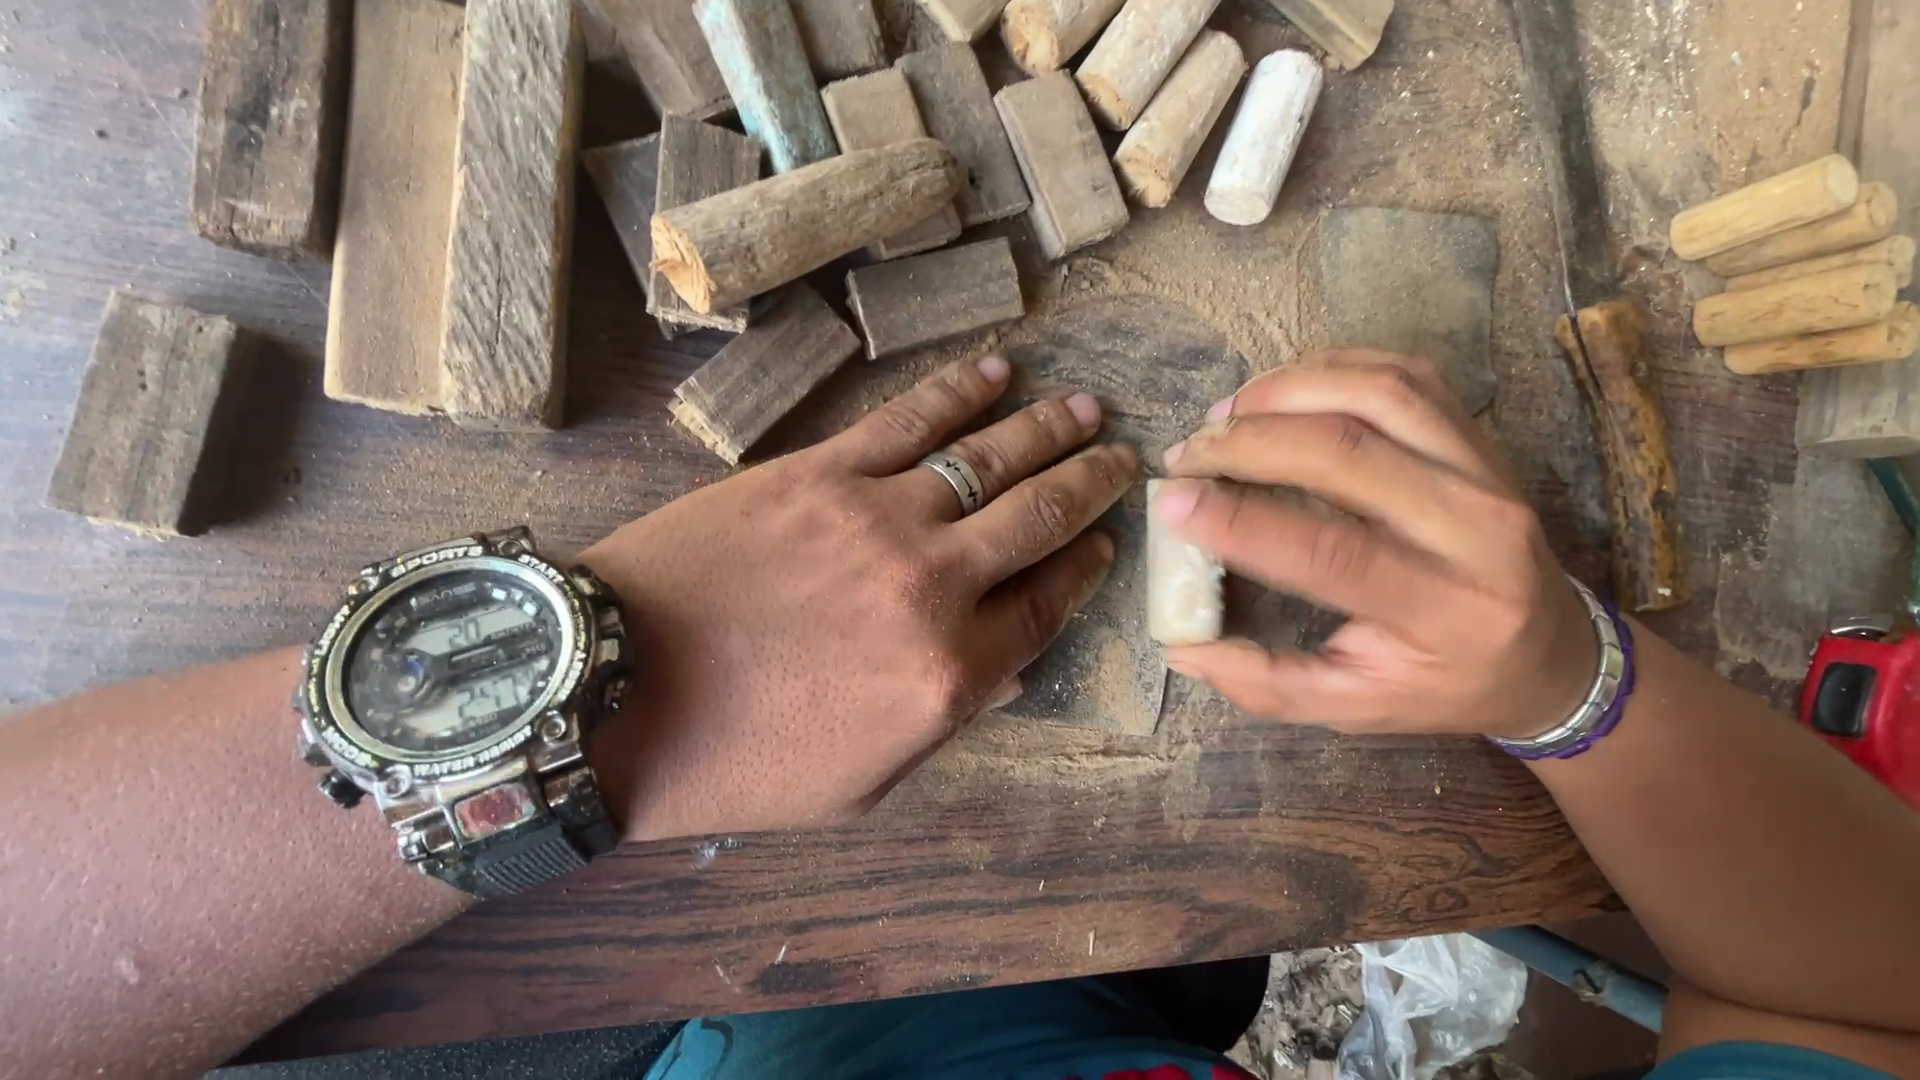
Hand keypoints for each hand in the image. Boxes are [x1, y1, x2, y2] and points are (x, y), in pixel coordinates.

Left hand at [582, 356, 1137, 840]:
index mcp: (948, 674)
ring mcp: (879, 517)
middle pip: (1037, 519)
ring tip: (1085, 407)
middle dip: (1092, 485)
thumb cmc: (735, 757)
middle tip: (1124, 458)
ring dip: (1047, 429)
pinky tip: (997, 370)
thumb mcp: (859, 780)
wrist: (610, 695)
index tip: (1104, 542)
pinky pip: (909, 420)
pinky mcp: (821, 472)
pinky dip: (960, 391)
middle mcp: (932, 587)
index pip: (1044, 607)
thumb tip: (1003, 663)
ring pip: (988, 459)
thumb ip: (944, 718)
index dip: (1084, 569)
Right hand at [1154, 349, 1597, 738]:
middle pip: (1350, 453)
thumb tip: (1182, 647)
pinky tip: (1277, 390)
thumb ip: (1266, 684)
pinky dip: (1329, 367)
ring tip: (1223, 414)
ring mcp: (1486, 469)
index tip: (1172, 501)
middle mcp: (1477, 528)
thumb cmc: (1443, 684)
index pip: (1331, 550)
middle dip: (1249, 443)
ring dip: (1285, 391)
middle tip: (1188, 454)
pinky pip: (1404, 374)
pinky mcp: (1480, 436)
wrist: (1552, 652)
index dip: (1241, 519)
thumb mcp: (1355, 708)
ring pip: (1379, 395)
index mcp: (1442, 609)